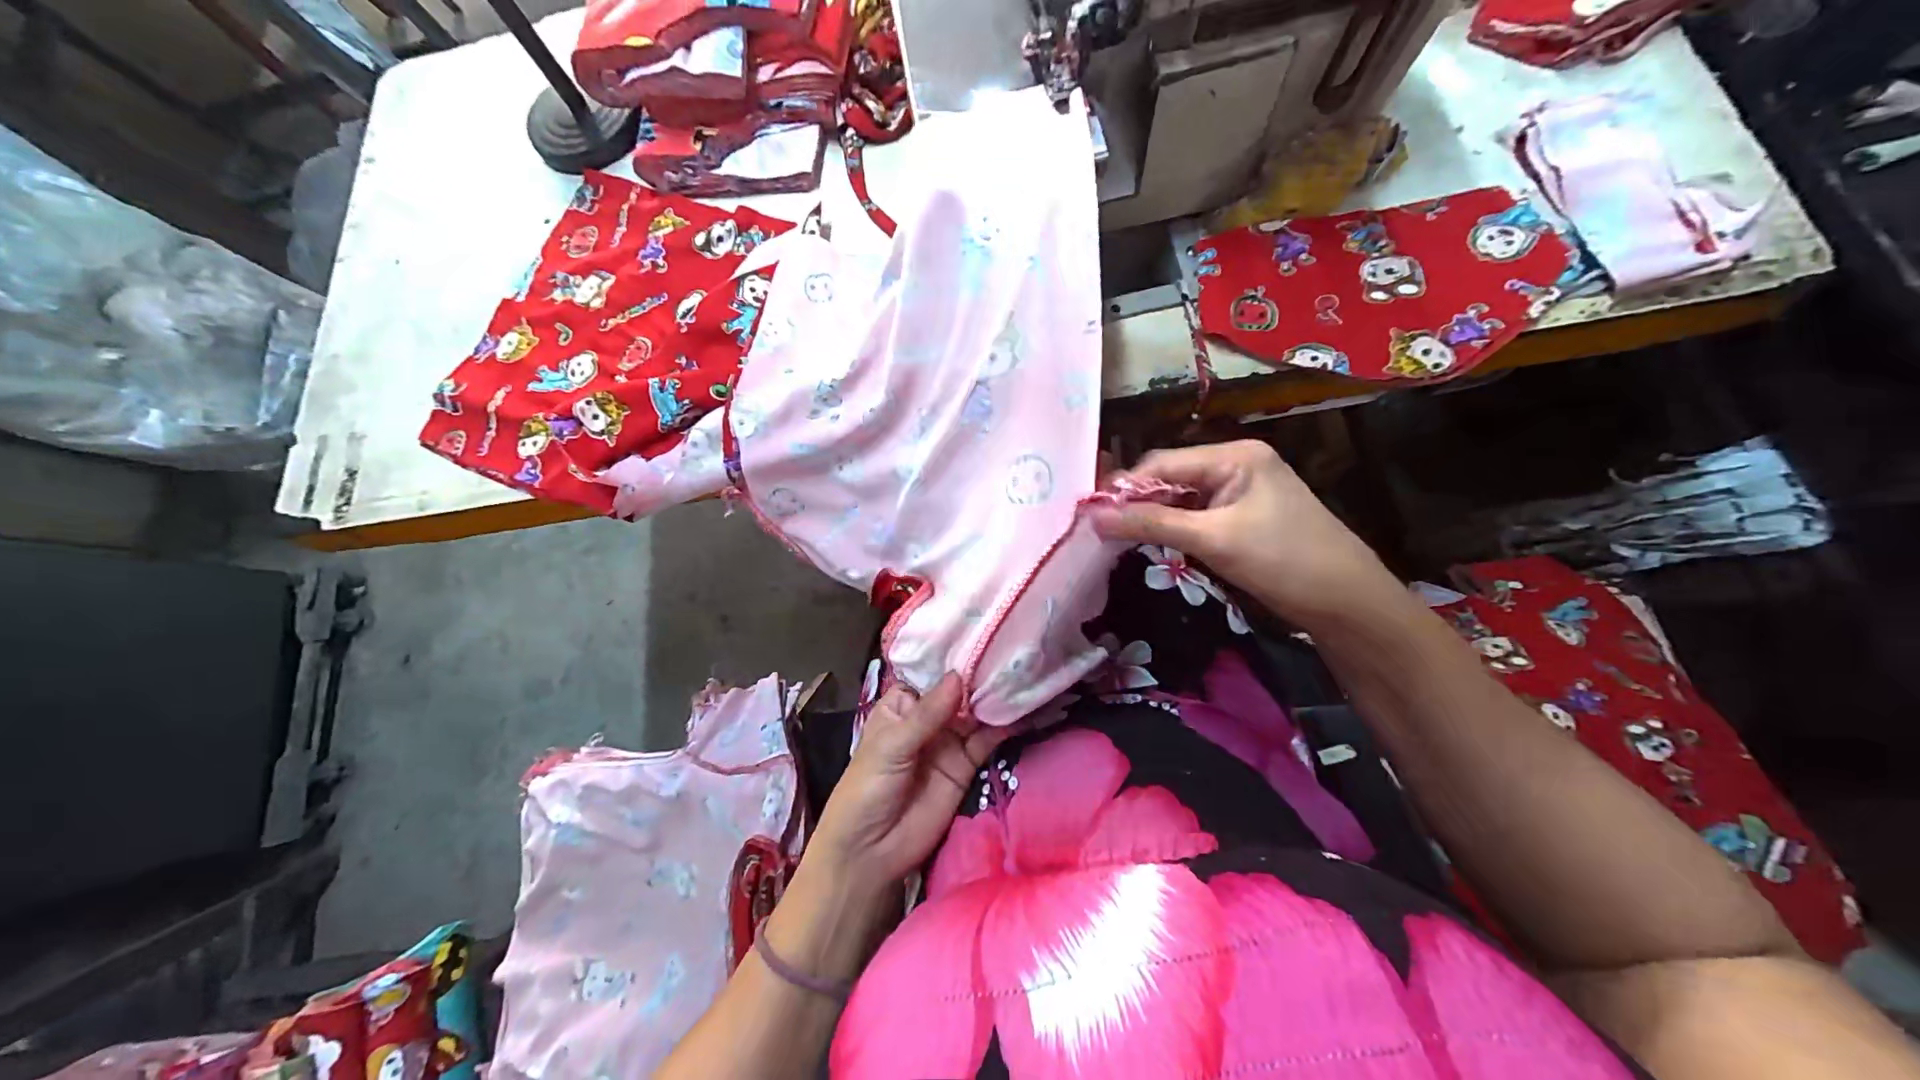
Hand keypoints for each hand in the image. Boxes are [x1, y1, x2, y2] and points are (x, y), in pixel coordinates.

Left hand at [805, 674, 1010, 899]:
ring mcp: (948, 742)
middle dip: (982, 678)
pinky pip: (988, 741)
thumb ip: (927, 715)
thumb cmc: (866, 790)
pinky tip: (1024, 711)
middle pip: (959, 693)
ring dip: (997, 700)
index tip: (985, 639)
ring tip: (1025, 677)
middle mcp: (927, 719)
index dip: (955, 660)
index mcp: (901, 706)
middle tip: (1015, 655)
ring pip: (977, 715)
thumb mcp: (891, 747)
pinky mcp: (965, 766)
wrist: (871, 853)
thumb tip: (959, 676)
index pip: (931, 675)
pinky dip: (1005, 728)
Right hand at [1092, 440, 1398, 628]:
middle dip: (1137, 502)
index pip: (1163, 463)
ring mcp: (1241, 492)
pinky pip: (1196, 516)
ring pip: (1181, 499)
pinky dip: (1173, 528)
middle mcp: (1236, 464)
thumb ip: (1152, 523)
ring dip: (1153, 517)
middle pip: (1171, 478)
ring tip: (1119, 539)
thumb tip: (1095, 516)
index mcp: (1235, 455)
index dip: (1125, 486)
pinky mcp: (1242, 518)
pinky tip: (1152, 543)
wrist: (1346, 602)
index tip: (1090, 513)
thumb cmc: (1284, 561)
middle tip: (1100, 530)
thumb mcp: (1213, 539)